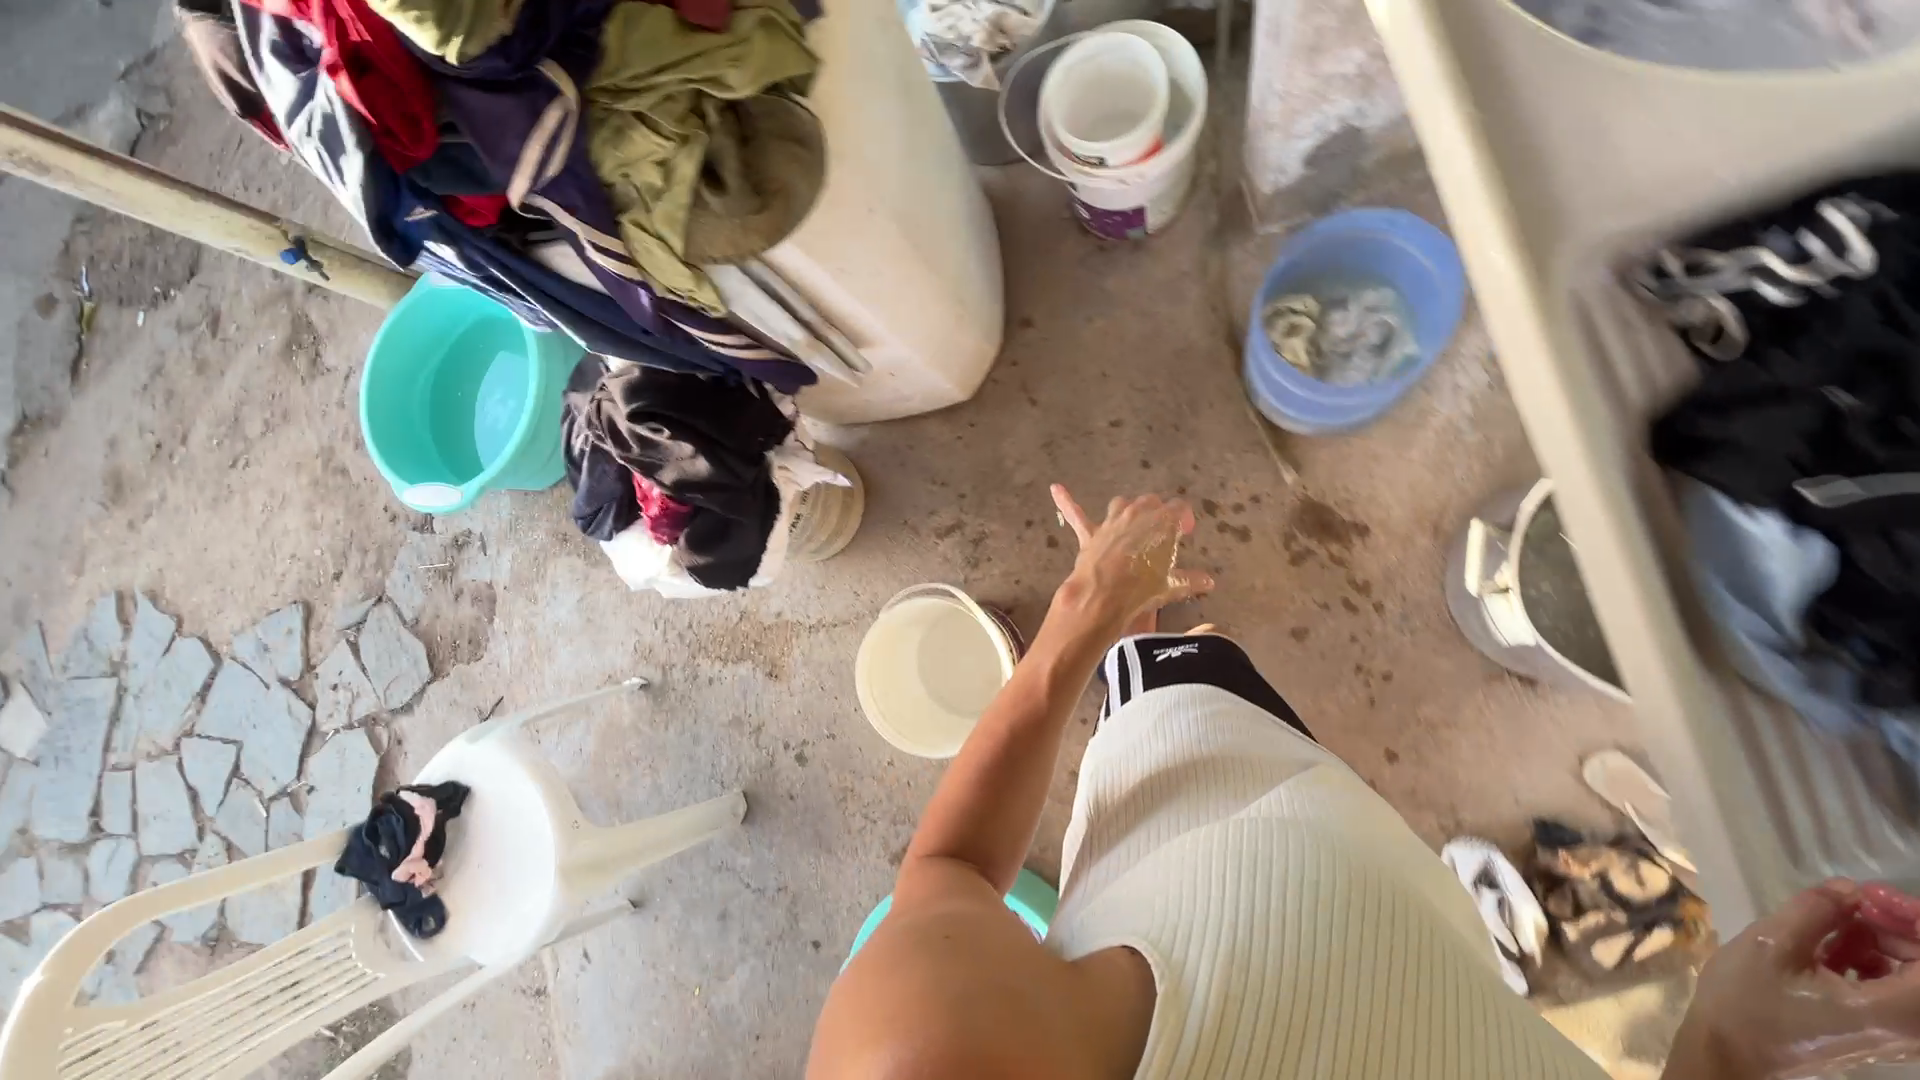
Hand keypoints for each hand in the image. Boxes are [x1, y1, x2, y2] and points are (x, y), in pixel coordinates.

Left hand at [1046, 485, 1213, 641]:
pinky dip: (1066, 501)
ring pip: (1122, 504)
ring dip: (1129, 511)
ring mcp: (1111, 521)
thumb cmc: (1143, 588)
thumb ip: (1190, 580)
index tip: (1186, 532)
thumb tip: (1208, 582)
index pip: (1179, 509)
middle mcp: (1137, 514)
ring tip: (1134, 523)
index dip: (1184, 519)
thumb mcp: (1172, 587)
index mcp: (1162, 521)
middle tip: (1161, 532)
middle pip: (1151, 503)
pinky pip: (1076, 513)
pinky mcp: (1090, 533)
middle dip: (1158, 514)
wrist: (1104, 595)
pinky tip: (1055, 488)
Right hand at [1669, 879, 1919, 1078]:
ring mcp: (1899, 1035)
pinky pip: (1898, 993)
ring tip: (1827, 926)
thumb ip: (1813, 912)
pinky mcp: (1881, 1034)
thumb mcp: (1770, 946)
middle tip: (1844, 904)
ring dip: (1880, 944)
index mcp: (1897, 1011)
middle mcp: (1913, 1029)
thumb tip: (1848, 888)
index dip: (1910, 918)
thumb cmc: (1747, 1001)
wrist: (1729, 1052)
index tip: (1864, 895)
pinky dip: (1872, 964)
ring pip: (1913, 978)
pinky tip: (1827, 952)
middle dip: (1895, 928)